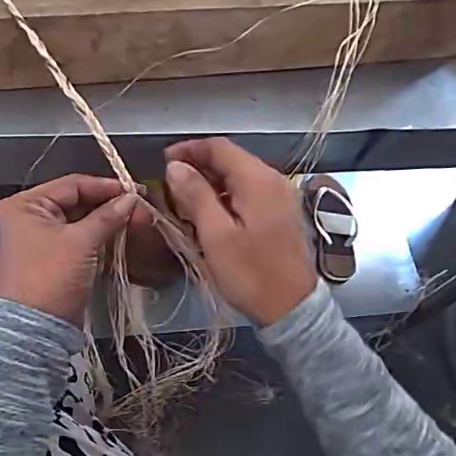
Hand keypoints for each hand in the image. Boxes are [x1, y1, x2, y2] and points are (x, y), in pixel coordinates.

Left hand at [0, 175, 143, 326]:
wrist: (36, 329)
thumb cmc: (52, 277)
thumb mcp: (81, 242)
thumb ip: (108, 216)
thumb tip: (132, 198)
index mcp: (24, 205)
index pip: (71, 185)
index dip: (105, 187)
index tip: (135, 191)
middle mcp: (27, 218)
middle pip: (76, 203)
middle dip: (109, 207)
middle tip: (141, 210)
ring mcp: (39, 240)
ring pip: (79, 223)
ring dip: (107, 223)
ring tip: (137, 222)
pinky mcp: (51, 260)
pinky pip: (78, 241)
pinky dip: (98, 239)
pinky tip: (121, 237)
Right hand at [164, 137, 315, 325]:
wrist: (291, 308)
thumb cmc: (251, 274)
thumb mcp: (215, 236)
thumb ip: (195, 195)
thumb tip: (176, 167)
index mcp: (258, 180)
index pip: (219, 147)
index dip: (189, 150)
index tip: (164, 162)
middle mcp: (274, 181)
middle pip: (231, 161)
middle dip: (198, 170)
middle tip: (172, 190)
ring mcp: (281, 198)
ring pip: (239, 179)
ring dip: (211, 187)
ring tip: (186, 208)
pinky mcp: (281, 216)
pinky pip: (249, 196)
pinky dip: (226, 200)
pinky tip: (210, 220)